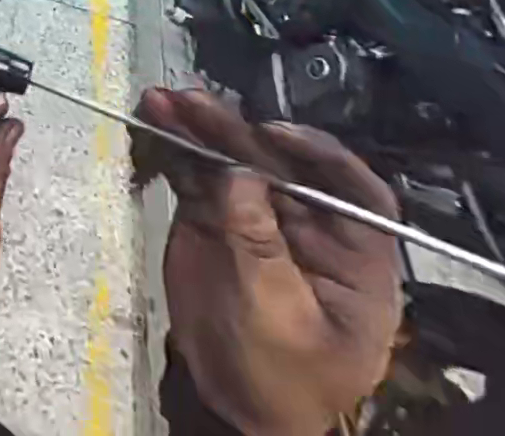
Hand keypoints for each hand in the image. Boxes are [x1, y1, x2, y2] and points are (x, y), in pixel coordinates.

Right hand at [139, 89, 401, 435]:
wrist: (232, 403)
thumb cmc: (283, 378)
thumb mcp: (279, 316)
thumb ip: (258, 245)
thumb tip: (237, 174)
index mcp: (351, 254)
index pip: (352, 190)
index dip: (319, 153)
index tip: (272, 133)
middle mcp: (305, 222)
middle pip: (275, 163)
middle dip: (233, 129)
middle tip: (190, 101)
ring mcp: (254, 215)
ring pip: (229, 160)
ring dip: (196, 129)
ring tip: (161, 101)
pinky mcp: (212, 216)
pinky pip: (194, 175)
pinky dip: (173, 151)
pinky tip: (152, 126)